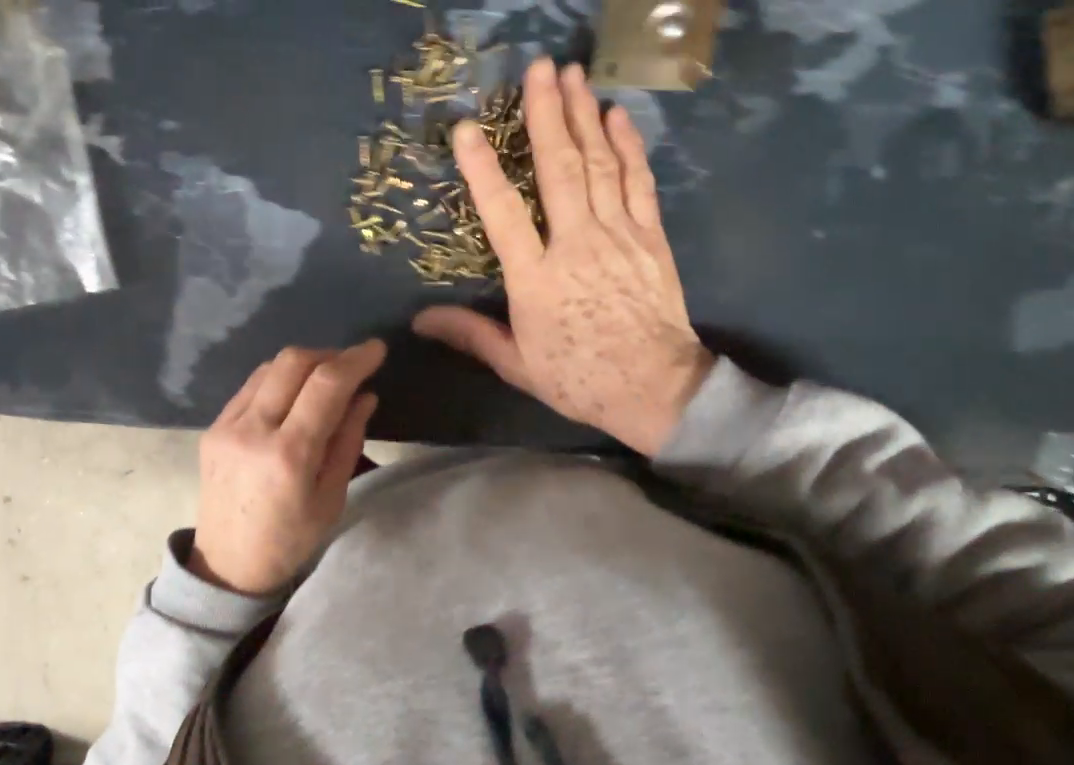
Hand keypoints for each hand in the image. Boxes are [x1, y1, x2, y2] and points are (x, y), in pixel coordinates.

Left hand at [190, 341, 383, 594]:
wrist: (228, 564)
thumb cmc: (289, 541)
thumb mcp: (330, 499)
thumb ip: (347, 442)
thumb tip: (363, 396)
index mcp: (288, 455)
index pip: (326, 385)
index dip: (356, 360)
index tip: (376, 350)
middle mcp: (252, 431)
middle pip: (292, 362)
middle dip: (328, 354)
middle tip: (351, 366)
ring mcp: (226, 427)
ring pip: (267, 368)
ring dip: (301, 364)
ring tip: (324, 379)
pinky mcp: (212, 429)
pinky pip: (249, 388)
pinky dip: (276, 381)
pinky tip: (292, 396)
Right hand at [413, 58, 712, 456]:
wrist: (653, 387)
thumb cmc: (577, 379)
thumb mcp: (516, 363)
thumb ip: (470, 333)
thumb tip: (420, 319)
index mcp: (536, 280)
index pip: (503, 214)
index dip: (483, 170)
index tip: (467, 131)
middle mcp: (575, 245)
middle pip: (558, 169)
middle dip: (546, 116)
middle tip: (538, 69)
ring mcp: (618, 235)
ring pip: (598, 165)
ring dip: (583, 116)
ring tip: (572, 75)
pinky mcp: (650, 236)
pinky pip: (637, 181)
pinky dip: (627, 146)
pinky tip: (616, 116)